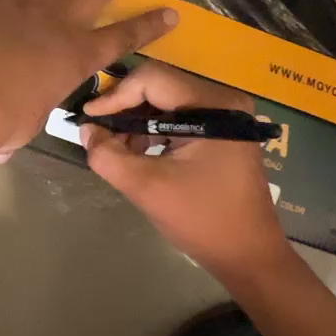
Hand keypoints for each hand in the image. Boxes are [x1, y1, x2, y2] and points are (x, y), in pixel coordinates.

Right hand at [81, 61, 287, 277]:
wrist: (249, 256)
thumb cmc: (202, 219)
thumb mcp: (146, 187)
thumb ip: (108, 155)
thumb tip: (86, 130)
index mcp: (215, 106)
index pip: (152, 80)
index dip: (115, 97)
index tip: (87, 119)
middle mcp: (224, 101)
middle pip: (160, 88)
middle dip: (124, 109)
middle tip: (96, 131)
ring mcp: (226, 117)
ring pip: (167, 103)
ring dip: (137, 121)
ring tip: (114, 146)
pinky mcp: (223, 133)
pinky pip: (179, 118)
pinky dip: (153, 131)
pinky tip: (136, 153)